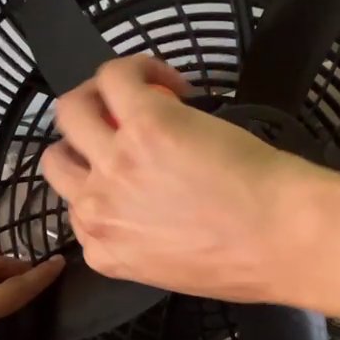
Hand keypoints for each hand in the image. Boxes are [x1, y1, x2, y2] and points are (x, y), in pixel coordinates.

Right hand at [40, 55, 324, 302]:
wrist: (282, 238)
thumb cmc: (245, 262)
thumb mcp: (171, 271)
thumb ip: (142, 241)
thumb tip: (151, 209)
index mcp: (102, 248)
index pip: (74, 209)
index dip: (98, 183)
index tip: (127, 173)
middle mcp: (95, 208)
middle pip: (57, 159)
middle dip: (83, 139)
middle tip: (116, 127)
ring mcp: (114, 162)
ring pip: (70, 110)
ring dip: (97, 96)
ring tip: (138, 95)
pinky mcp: (144, 121)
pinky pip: (117, 75)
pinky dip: (141, 68)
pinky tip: (175, 83)